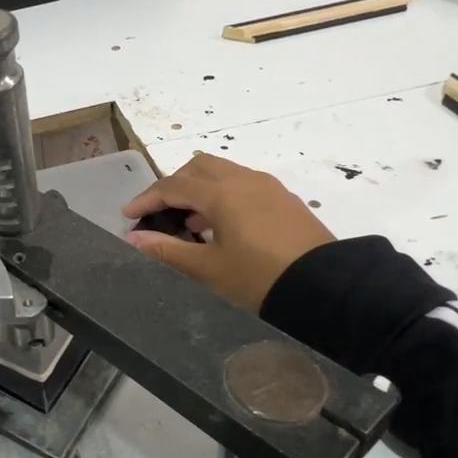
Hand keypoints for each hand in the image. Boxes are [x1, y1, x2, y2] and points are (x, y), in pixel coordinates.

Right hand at [122, 154, 335, 310]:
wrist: (328, 289)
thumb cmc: (260, 278)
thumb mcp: (208, 269)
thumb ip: (168, 251)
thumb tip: (134, 240)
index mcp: (222, 192)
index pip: (172, 186)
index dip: (146, 200)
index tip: (128, 216)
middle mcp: (244, 180)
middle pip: (198, 168)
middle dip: (172, 185)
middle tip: (157, 212)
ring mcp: (268, 187)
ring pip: (222, 173)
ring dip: (198, 189)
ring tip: (186, 222)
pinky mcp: (284, 200)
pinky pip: (242, 185)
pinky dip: (221, 196)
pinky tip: (219, 225)